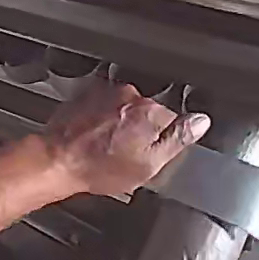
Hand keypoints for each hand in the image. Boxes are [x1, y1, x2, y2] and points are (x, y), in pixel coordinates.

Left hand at [38, 81, 209, 197]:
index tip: (151, 153)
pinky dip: (104, 118)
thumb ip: (178, 139)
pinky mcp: (89, 93)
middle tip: (127, 153)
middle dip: (141, 130)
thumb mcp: (148, 165)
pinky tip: (96, 137)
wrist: (57, 160)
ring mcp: (108, 92)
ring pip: (126, 108)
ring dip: (121, 123)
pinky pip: (106, 105)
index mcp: (151, 112)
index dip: (163, 140)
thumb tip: (201, 121)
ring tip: (108, 146)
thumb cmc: (98, 167)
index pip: (174, 121)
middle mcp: (131, 95)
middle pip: (149, 112)